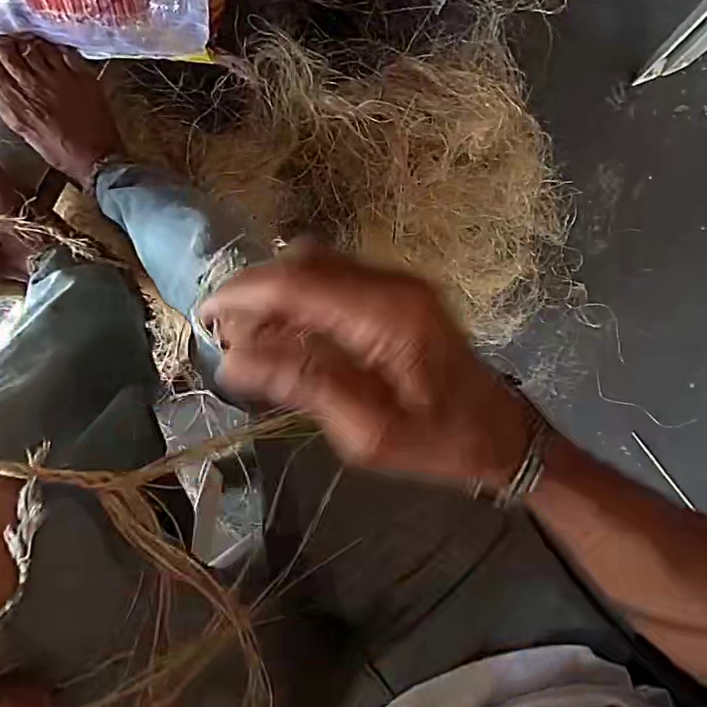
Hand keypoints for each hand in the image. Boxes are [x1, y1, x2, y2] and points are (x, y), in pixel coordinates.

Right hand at [0, 34, 121, 187]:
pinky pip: (61, 50)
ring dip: (25, 43)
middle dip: (2, 44)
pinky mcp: (82, 75)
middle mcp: (34, 86)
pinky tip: (50, 53)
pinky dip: (51, 48)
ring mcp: (59, 77)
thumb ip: (7, 102)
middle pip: (8, 51)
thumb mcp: (24, 129)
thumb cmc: (59, 150)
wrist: (96, 157)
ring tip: (25, 47)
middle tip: (4, 45)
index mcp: (16, 104)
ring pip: (33, 46)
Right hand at [196, 249, 532, 484]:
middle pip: (303, 264)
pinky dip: (299, 299)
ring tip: (251, 340)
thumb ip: (304, 386)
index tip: (203, 316)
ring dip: (275, 295)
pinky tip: (287, 335)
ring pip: (315, 266)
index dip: (244, 294)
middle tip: (225, 337)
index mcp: (389, 315)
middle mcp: (393, 283)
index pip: (299, 283)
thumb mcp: (369, 432)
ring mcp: (397, 282)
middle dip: (254, 293)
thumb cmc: (441, 442)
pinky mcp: (396, 292)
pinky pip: (333, 280)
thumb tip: (233, 361)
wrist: (503, 432)